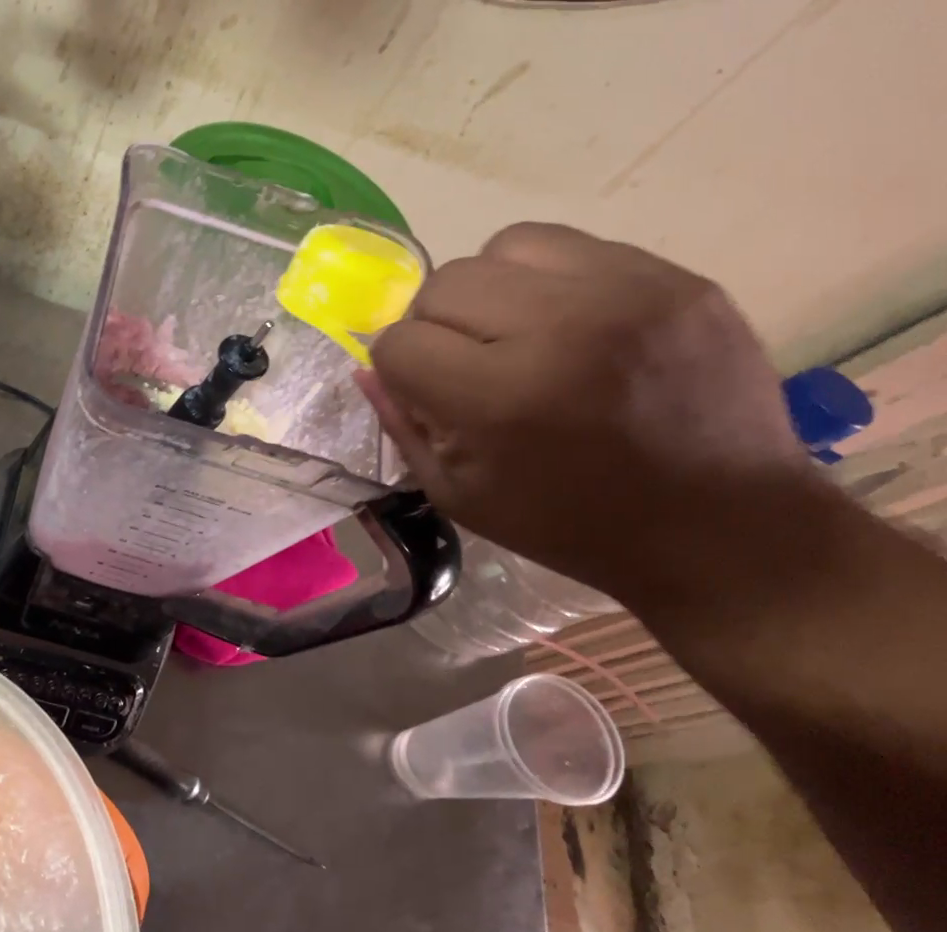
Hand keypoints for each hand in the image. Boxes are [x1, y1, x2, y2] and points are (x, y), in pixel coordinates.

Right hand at [357, 223, 817, 601]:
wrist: (720, 526)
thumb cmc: (571, 526)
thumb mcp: (460, 496)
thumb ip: (404, 425)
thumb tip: (368, 369)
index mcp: (500, 398)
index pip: (398, 343)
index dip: (398, 370)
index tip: (422, 394)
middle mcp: (559, 328)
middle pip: (443, 283)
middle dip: (434, 325)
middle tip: (464, 363)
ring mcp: (626, 292)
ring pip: (506, 247)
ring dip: (489, 289)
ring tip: (514, 333)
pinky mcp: (675, 277)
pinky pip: (576, 246)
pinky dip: (549, 281)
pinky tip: (568, 326)